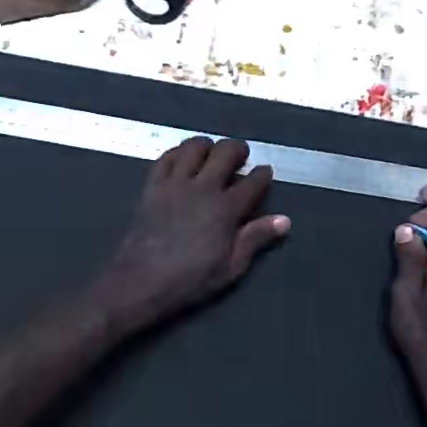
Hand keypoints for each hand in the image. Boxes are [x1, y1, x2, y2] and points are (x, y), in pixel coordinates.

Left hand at [94, 138, 290, 332]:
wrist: (142, 281)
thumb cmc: (190, 280)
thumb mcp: (230, 267)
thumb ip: (255, 239)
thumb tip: (284, 220)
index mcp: (226, 209)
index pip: (253, 182)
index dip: (263, 174)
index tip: (265, 173)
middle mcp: (202, 188)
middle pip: (225, 152)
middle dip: (238, 149)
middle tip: (240, 156)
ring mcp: (175, 184)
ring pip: (194, 147)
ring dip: (207, 146)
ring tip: (211, 153)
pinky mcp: (152, 186)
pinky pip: (165, 158)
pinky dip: (177, 153)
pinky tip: (182, 159)